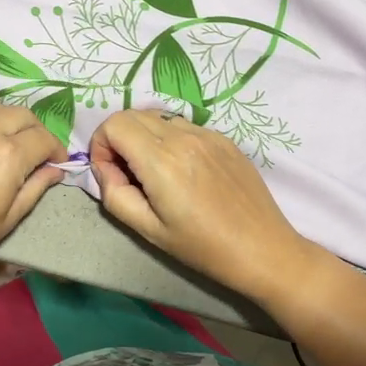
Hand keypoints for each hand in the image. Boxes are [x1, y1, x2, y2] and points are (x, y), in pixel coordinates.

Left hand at [0, 99, 68, 286]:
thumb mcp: (7, 219)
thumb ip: (35, 188)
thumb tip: (55, 169)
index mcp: (7, 155)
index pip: (42, 138)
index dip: (55, 148)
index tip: (55, 160)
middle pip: (20, 114)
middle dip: (34, 129)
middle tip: (33, 149)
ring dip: (4, 118)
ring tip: (1, 138)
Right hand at [88, 109, 314, 292]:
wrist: (264, 251)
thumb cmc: (203, 247)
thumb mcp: (148, 230)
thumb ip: (115, 194)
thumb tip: (104, 169)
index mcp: (161, 161)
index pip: (114, 124)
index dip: (101, 146)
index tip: (111, 174)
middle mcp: (183, 137)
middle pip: (132, 114)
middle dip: (119, 140)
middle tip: (129, 174)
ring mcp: (207, 134)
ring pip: (158, 117)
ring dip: (144, 138)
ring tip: (156, 174)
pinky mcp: (224, 139)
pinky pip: (183, 126)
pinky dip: (170, 140)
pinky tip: (184, 173)